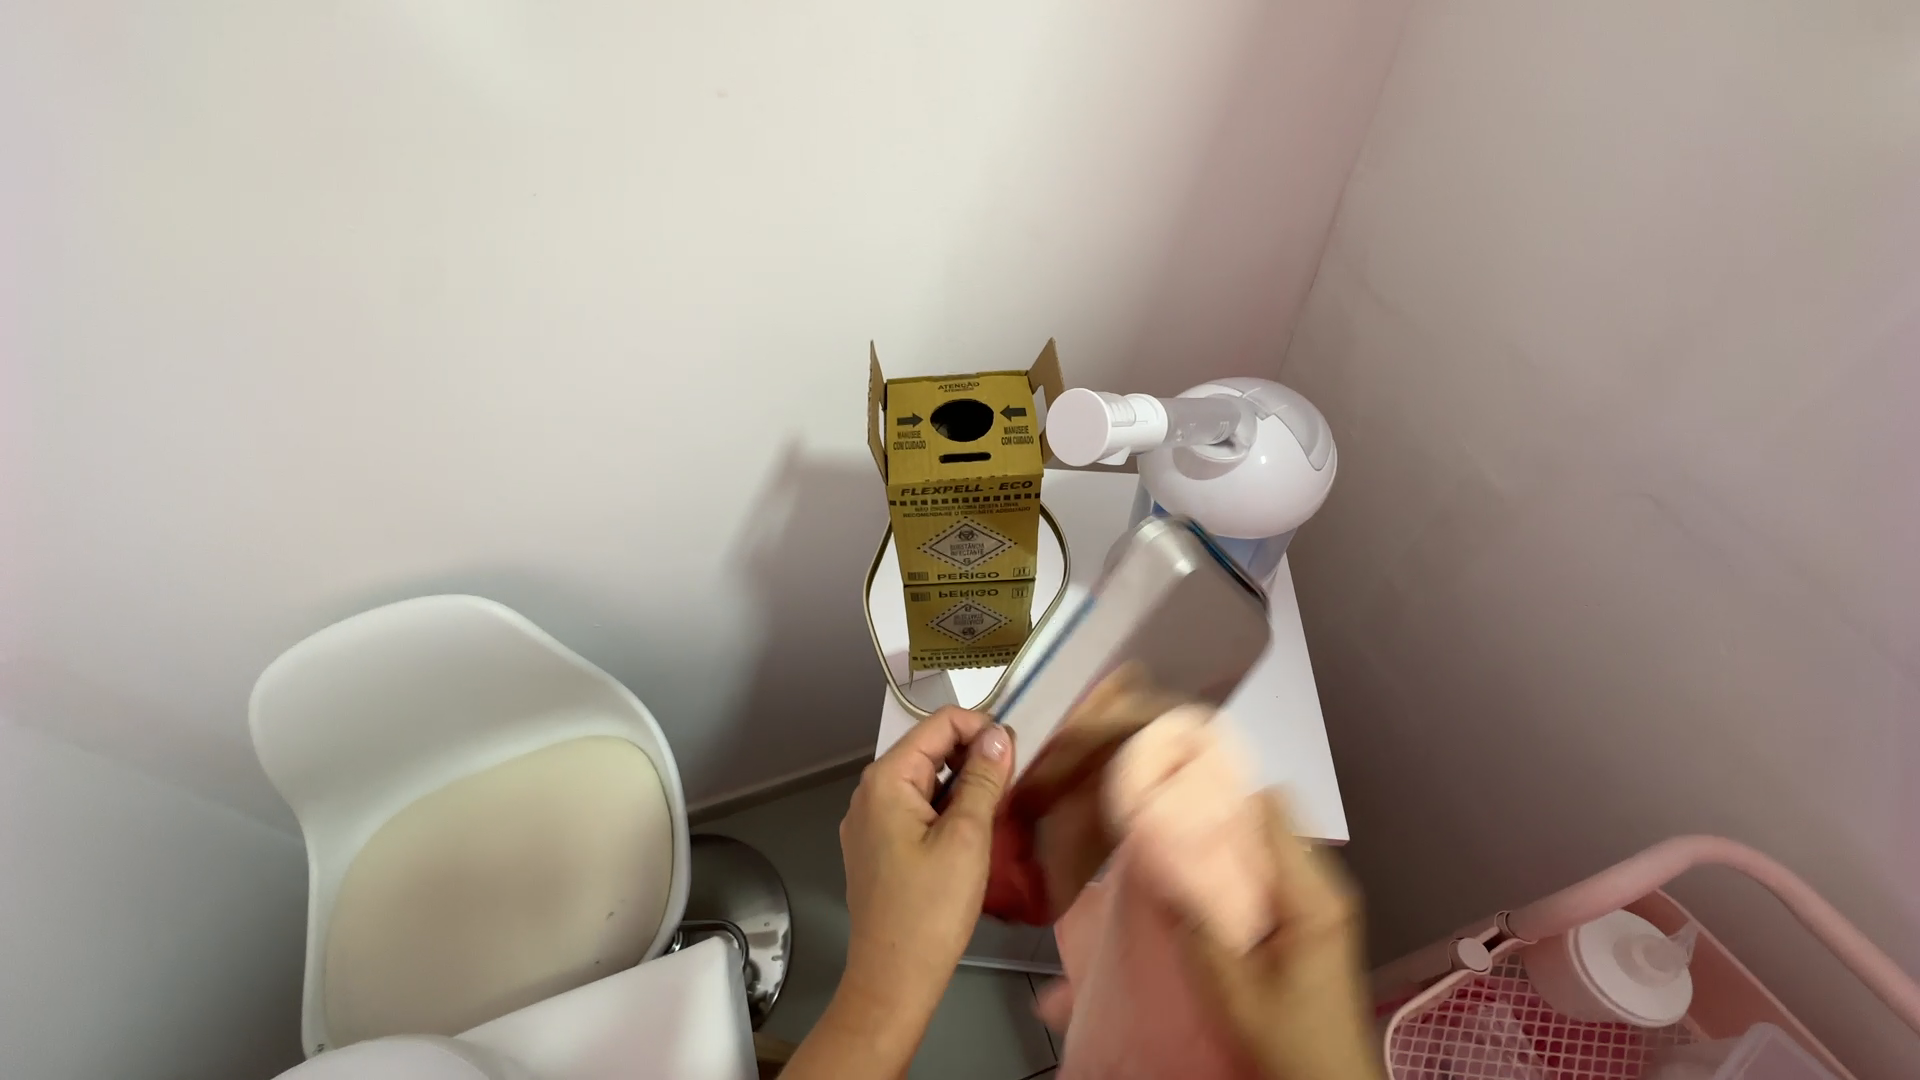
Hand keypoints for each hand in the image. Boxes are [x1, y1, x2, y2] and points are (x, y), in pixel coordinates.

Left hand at [838, 706, 1013, 1015]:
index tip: (1014, 752)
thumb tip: (998, 735)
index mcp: (887, 779)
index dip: (981, 728)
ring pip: (924, 778)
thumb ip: (984, 778)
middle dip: (972, 756)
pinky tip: (968, 832)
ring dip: (961, 783)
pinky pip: (915, 806)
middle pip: (929, 748)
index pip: (939, 724)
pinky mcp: (876, 845)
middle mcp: (870, 791)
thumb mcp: (967, 837)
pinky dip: (945, 807)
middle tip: (1009, 784)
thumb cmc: (930, 910)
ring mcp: (869, 820)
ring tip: (993, 810)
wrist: (893, 982)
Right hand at [1181, 791, 1381, 1079]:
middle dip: (1224, 813)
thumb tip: (1161, 858)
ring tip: (1190, 845)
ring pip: (1274, 836)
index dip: (1226, 792)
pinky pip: (1279, 862)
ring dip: (1233, 837)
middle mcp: (1326, 884)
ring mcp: (1326, 896)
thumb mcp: (1228, 984)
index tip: (1182, 794)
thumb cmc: (1284, 1036)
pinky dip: (1246, 859)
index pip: (1271, 809)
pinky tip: (1215, 878)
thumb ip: (1196, 918)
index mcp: (1309, 895)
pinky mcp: (1318, 911)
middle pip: (1273, 816)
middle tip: (1177, 820)